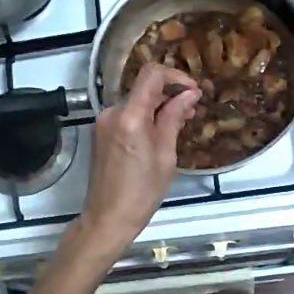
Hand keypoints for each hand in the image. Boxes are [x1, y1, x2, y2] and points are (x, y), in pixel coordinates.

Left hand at [78, 63, 199, 250]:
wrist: (107, 218)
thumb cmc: (141, 193)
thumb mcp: (165, 155)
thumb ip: (174, 119)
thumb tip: (188, 95)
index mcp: (129, 116)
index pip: (152, 74)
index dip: (176, 77)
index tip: (193, 92)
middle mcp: (112, 113)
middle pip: (143, 88)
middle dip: (169, 94)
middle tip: (192, 111)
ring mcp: (103, 123)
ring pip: (136, 102)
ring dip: (158, 107)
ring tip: (180, 123)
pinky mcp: (101, 133)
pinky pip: (127, 116)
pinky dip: (144, 118)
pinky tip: (160, 134)